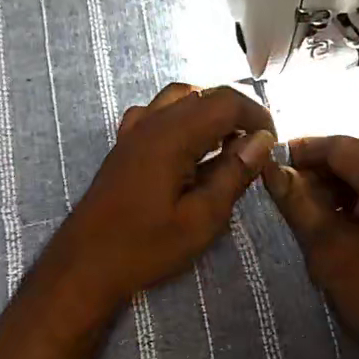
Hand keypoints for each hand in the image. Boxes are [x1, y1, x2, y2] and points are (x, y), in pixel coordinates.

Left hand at [32, 83, 275, 319]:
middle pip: (202, 94)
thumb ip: (233, 174)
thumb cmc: (145, 247)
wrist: (85, 264)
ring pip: (178, 98)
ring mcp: (132, 131)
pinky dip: (180, 117)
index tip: (272, 141)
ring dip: (208, 110)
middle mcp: (150, 122)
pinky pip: (156, 112)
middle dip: (235, 112)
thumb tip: (261, 140)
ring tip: (226, 142)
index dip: (256, 115)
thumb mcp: (201, 219)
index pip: (224, 102)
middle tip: (255, 144)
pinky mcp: (123, 145)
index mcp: (171, 136)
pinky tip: (187, 145)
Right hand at [263, 135, 358, 358]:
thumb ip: (299, 205)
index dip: (302, 152)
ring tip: (314, 210)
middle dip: (322, 169)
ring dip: (344, 184)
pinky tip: (347, 220)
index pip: (338, 145)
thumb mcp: (331, 253)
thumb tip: (272, 170)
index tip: (273, 166)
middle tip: (290, 193)